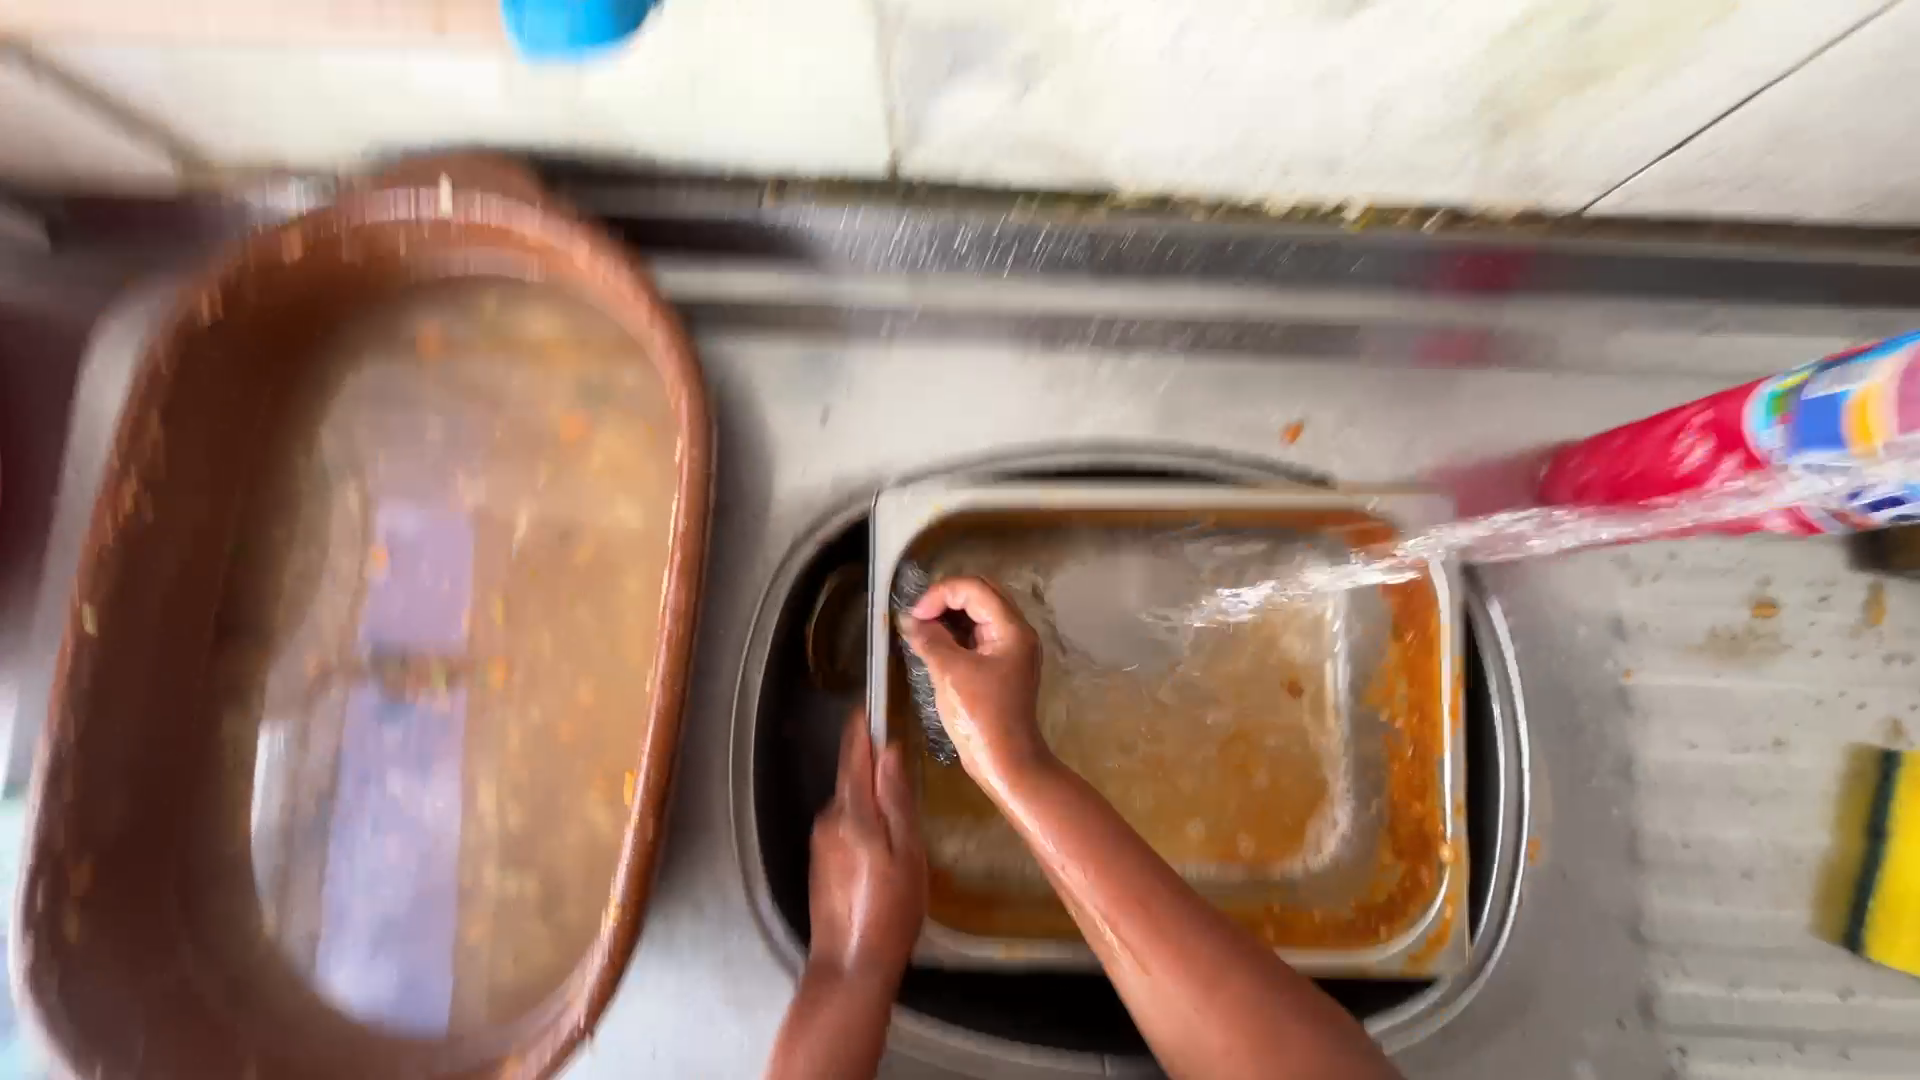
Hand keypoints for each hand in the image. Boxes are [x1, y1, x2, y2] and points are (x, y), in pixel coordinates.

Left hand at [808, 710, 925, 978]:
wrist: (850, 967)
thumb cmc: (890, 909)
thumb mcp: (908, 850)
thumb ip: (897, 799)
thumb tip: (889, 751)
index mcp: (851, 812)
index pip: (852, 755)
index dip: (861, 729)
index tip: (870, 706)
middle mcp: (828, 819)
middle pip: (852, 778)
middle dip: (875, 768)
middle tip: (908, 772)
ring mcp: (821, 841)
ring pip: (851, 804)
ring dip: (872, 800)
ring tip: (904, 819)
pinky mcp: (820, 861)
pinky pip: (845, 825)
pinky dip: (864, 822)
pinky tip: (884, 847)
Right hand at [897, 576, 1051, 792]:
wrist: (1006, 762)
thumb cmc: (981, 717)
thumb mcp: (950, 673)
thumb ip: (930, 639)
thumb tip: (909, 619)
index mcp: (1012, 629)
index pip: (975, 589)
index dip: (941, 594)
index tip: (915, 615)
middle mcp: (1017, 632)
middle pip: (981, 595)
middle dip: (946, 599)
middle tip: (918, 616)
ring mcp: (1011, 649)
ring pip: (980, 614)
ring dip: (950, 615)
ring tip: (922, 628)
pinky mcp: (1002, 665)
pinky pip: (978, 635)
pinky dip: (957, 633)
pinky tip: (935, 643)